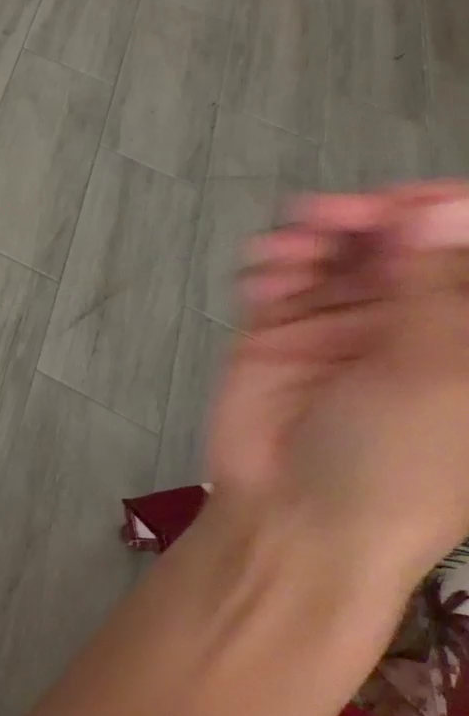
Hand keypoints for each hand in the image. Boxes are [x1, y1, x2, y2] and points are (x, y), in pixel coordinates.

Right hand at [210, 188, 468, 583]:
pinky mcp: (276, 333)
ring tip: (290, 248)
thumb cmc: (399, 465)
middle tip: (337, 214)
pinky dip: (270, 267)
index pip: (467, 257)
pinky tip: (266, 274)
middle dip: (372, 221)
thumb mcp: (440, 377)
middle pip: (401, 247)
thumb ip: (435, 291)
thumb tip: (433, 213)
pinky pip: (276, 280)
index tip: (414, 202)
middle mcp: (415, 327)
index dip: (449, 221)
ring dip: (314, 241)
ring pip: (335, 256)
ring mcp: (342, 329)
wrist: (297, 512)